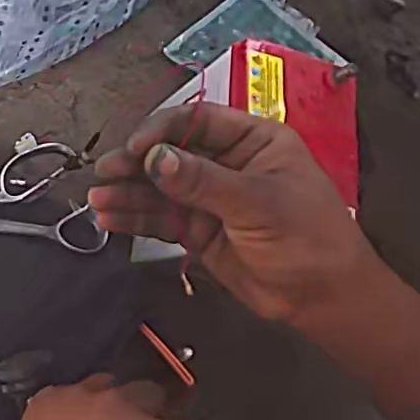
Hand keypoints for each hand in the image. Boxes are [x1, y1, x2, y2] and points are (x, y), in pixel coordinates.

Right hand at [86, 104, 381, 328]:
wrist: (321, 298)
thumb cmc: (310, 240)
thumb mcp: (259, 203)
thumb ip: (204, 182)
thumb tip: (156, 159)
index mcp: (252, 142)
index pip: (198, 121)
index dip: (163, 130)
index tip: (137, 148)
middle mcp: (225, 165)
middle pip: (171, 154)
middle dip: (137, 163)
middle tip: (107, 172)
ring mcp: (208, 199)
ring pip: (159, 189)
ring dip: (128, 193)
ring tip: (98, 199)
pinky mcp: (196, 230)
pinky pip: (159, 219)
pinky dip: (134, 219)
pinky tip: (109, 218)